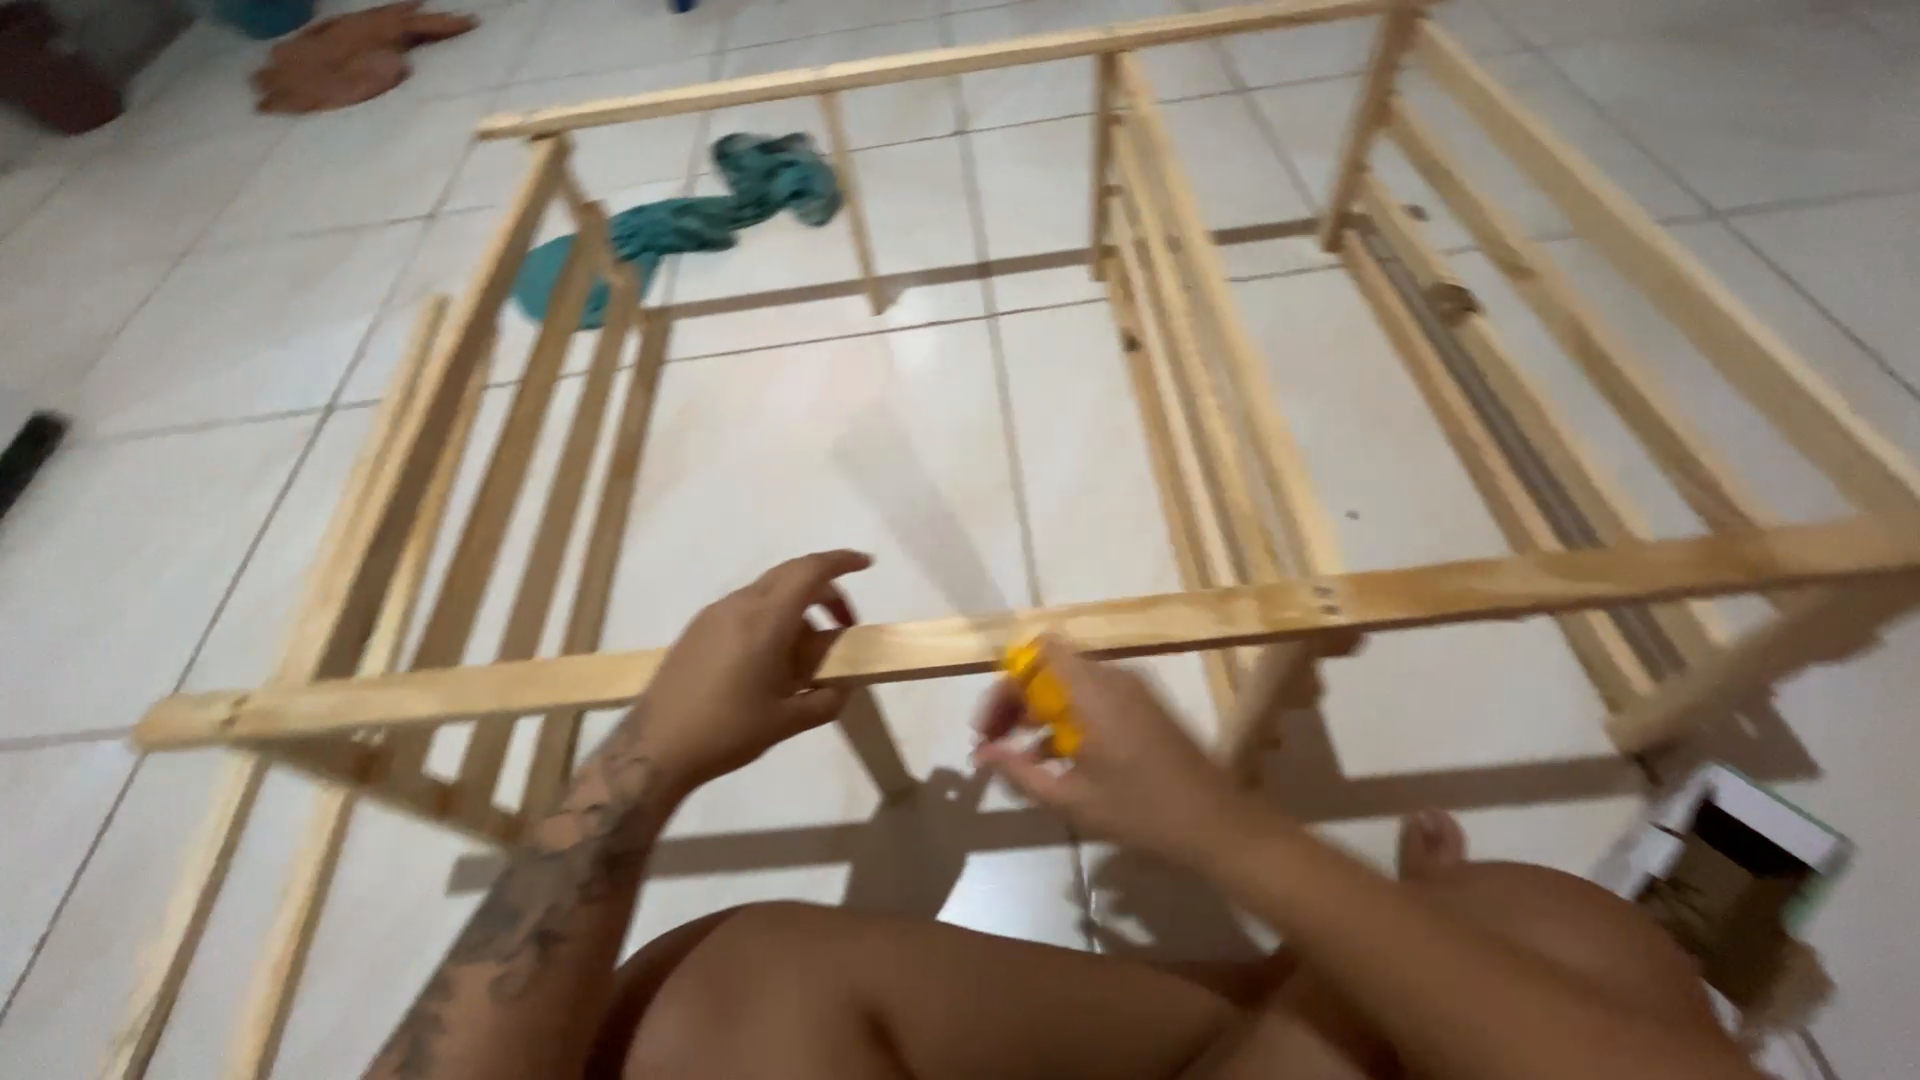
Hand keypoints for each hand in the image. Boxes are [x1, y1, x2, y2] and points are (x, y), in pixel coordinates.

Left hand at [637, 550, 872, 788]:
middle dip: (825, 588)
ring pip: (767, 591)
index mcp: (766, 620)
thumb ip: (827, 699)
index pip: (811, 571)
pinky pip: (745, 606)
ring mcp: (714, 614)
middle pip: (791, 574)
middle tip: (845, 621)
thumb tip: (845, 687)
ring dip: (797, 605)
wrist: (655, 748)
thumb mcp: (788, 721)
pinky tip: (772, 657)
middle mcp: (739, 605)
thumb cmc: (727, 731)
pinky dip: (772, 616)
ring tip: (809, 650)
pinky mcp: (697, 629)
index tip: (866, 565)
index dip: (842, 561)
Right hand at [973, 637, 1250, 865]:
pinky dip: (1068, 716)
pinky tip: (1056, 757)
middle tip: (994, 743)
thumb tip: (982, 754)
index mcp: (1093, 692)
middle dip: (1017, 700)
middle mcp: (1114, 678)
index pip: (1039, 650)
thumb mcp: (1071, 799)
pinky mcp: (1146, 705)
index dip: (1008, 680)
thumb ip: (1020, 771)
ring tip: (1019, 754)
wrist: (1219, 825)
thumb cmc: (1141, 813)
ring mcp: (1134, 690)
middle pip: (1050, 666)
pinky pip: (1094, 696)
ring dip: (1041, 710)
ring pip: (1071, 682)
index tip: (991, 725)